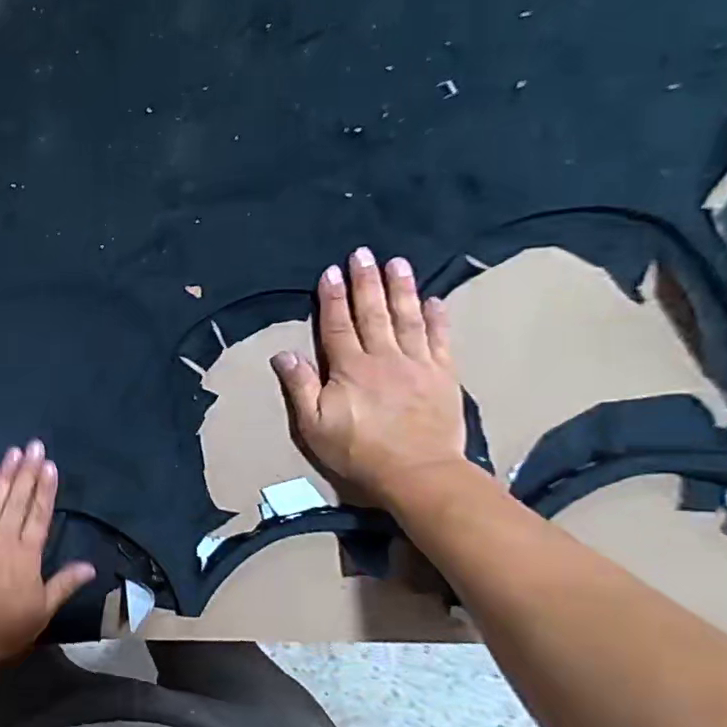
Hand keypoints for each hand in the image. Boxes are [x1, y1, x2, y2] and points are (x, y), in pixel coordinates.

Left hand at [0, 441, 95, 671]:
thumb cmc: (4, 627)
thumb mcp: (42, 611)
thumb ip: (64, 584)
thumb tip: (90, 566)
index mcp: (27, 555)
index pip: (40, 515)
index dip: (46, 489)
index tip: (51, 466)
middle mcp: (4, 539)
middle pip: (18, 499)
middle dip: (28, 471)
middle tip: (34, 445)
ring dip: (6, 474)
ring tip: (14, 451)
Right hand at [270, 247, 473, 508]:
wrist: (418, 473)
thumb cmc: (357, 452)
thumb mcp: (313, 425)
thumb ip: (300, 387)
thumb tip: (284, 354)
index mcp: (350, 369)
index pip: (337, 326)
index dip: (333, 298)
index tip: (331, 272)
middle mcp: (384, 358)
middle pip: (373, 313)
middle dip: (366, 282)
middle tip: (363, 253)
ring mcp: (418, 364)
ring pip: (408, 318)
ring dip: (401, 289)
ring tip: (397, 263)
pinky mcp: (443, 376)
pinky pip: (441, 339)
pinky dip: (437, 318)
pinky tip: (434, 300)